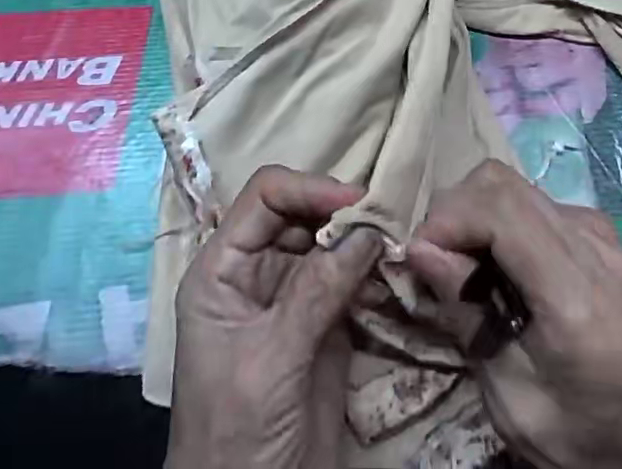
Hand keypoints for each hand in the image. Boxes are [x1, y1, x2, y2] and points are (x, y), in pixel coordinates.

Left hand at [167, 165, 383, 468]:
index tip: (356, 201)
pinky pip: (348, 279)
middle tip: (388, 219)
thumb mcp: (271, 358)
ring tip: (398, 238)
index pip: (264, 198)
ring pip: (327, 243)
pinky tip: (395, 268)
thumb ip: (316, 292)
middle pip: (299, 213)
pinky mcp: (323, 321)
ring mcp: (291, 294)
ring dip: (361, 238)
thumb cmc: (236, 431)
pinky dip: (372, 270)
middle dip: (340, 211)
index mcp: (223, 266)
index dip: (308, 189)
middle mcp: (256, 269)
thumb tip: (368, 232)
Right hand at [407, 161, 621, 468]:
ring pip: (509, 183)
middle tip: (434, 259)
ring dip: (470, 211)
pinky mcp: (595, 227)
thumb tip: (418, 249)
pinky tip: (494, 260)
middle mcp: (595, 248)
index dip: (448, 220)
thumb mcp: (511, 400)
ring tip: (461, 260)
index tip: (417, 256)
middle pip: (500, 184)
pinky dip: (493, 216)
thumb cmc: (578, 434)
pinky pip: (526, 197)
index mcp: (579, 298)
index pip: (502, 212)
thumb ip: (467, 317)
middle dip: (452, 211)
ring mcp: (599, 231)